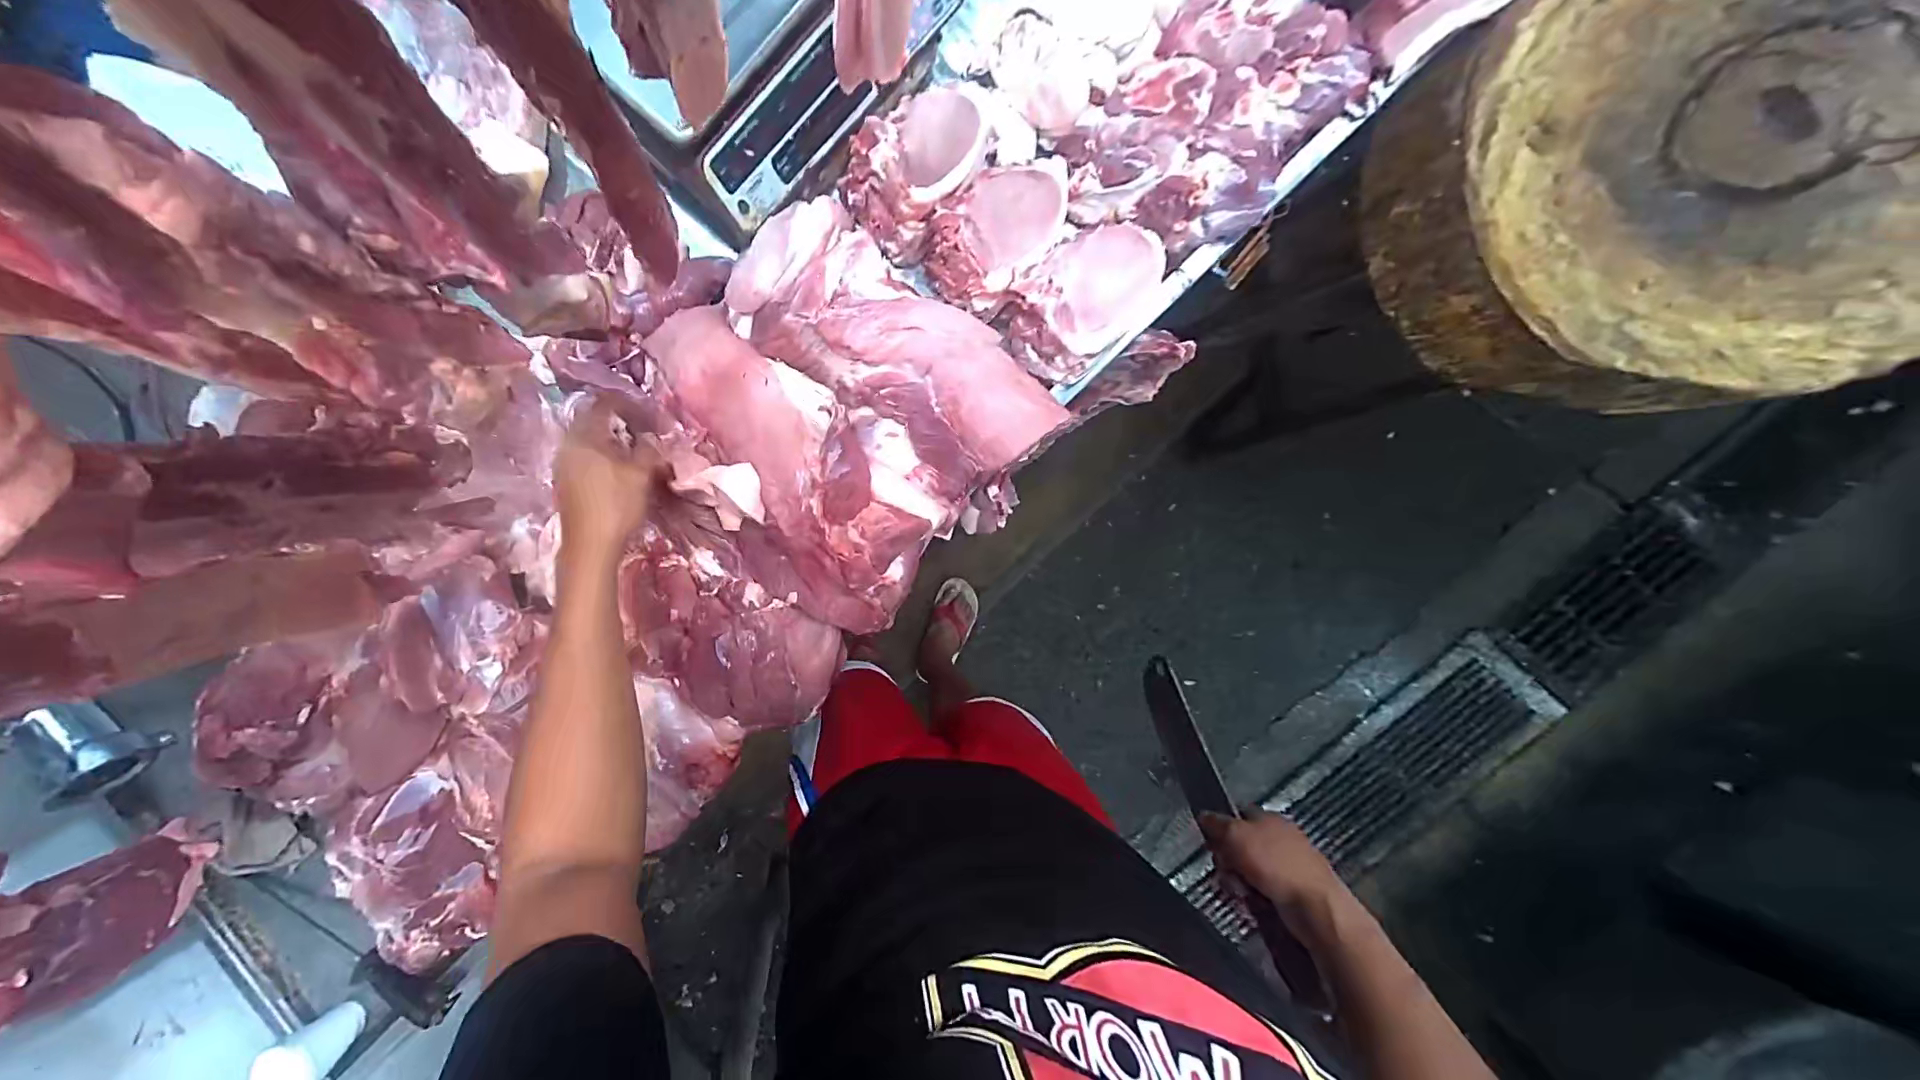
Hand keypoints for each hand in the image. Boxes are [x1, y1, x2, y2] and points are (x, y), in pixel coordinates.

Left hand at [553, 397, 664, 554]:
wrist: (590, 547)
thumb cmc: (616, 505)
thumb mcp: (640, 474)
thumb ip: (648, 450)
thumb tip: (653, 438)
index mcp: (584, 437)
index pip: (603, 405)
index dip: (627, 404)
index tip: (648, 412)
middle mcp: (568, 446)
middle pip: (594, 423)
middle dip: (621, 424)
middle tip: (645, 431)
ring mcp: (564, 466)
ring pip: (591, 443)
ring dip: (613, 443)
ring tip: (636, 452)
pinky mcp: (566, 483)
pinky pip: (587, 459)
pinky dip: (605, 458)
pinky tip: (621, 471)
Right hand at [1200, 809, 1345, 910]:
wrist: (1316, 909)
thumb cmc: (1275, 865)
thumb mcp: (1235, 835)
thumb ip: (1216, 823)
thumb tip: (1204, 816)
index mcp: (1269, 818)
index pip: (1236, 814)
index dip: (1219, 827)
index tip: (1211, 843)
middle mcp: (1278, 839)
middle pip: (1237, 846)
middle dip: (1226, 861)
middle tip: (1228, 871)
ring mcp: (1285, 867)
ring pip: (1245, 871)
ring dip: (1236, 883)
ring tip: (1242, 893)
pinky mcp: (1290, 893)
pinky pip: (1259, 892)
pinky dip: (1251, 899)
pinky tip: (1253, 905)